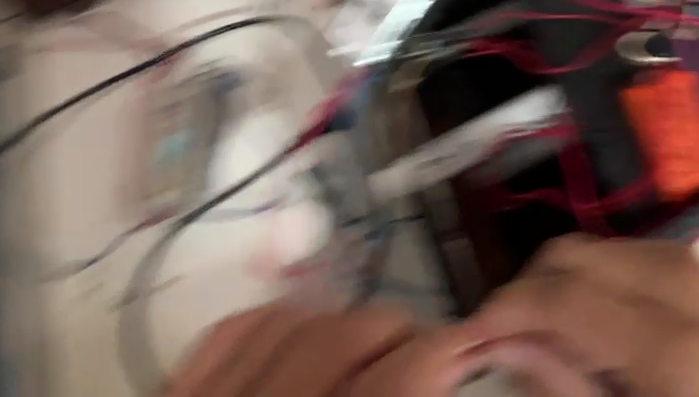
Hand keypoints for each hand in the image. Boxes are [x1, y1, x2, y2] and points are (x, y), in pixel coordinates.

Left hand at [167, 301, 469, 396]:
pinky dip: (276, 320)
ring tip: (366, 343)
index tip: (466, 347)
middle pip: (344, 336)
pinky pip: (232, 330)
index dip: (443, 349)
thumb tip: (445, 373)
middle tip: (422, 349)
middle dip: (398, 329)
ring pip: (292, 322)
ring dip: (342, 320)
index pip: (396, 380)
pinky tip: (304, 335)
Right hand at [459, 236, 698, 396]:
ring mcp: (696, 268)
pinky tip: (588, 321)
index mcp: (672, 340)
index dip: (505, 309)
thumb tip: (503, 342)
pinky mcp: (698, 268)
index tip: (469, 333)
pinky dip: (592, 278)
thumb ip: (564, 385)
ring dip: (559, 282)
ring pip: (595, 245)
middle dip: (528, 290)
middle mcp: (686, 282)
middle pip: (575, 254)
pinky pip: (624, 252)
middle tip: (501, 338)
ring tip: (544, 334)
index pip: (563, 294)